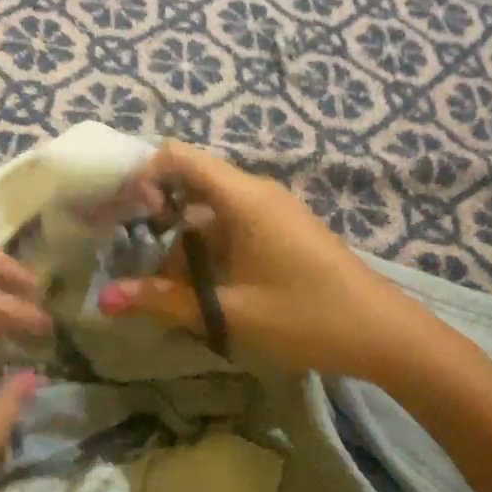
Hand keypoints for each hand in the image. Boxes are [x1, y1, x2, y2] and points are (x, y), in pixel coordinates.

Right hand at [99, 142, 446, 381]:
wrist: (386, 336)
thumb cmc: (307, 316)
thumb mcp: (230, 312)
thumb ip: (163, 301)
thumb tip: (105, 300)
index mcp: (242, 198)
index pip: (177, 156)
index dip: (142, 176)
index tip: (125, 217)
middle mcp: (254, 193)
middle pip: (188, 187)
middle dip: (156, 222)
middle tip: (129, 259)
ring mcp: (271, 212)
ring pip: (207, 215)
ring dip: (182, 248)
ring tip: (165, 294)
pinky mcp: (280, 232)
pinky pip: (229, 229)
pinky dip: (207, 255)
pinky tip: (202, 295)